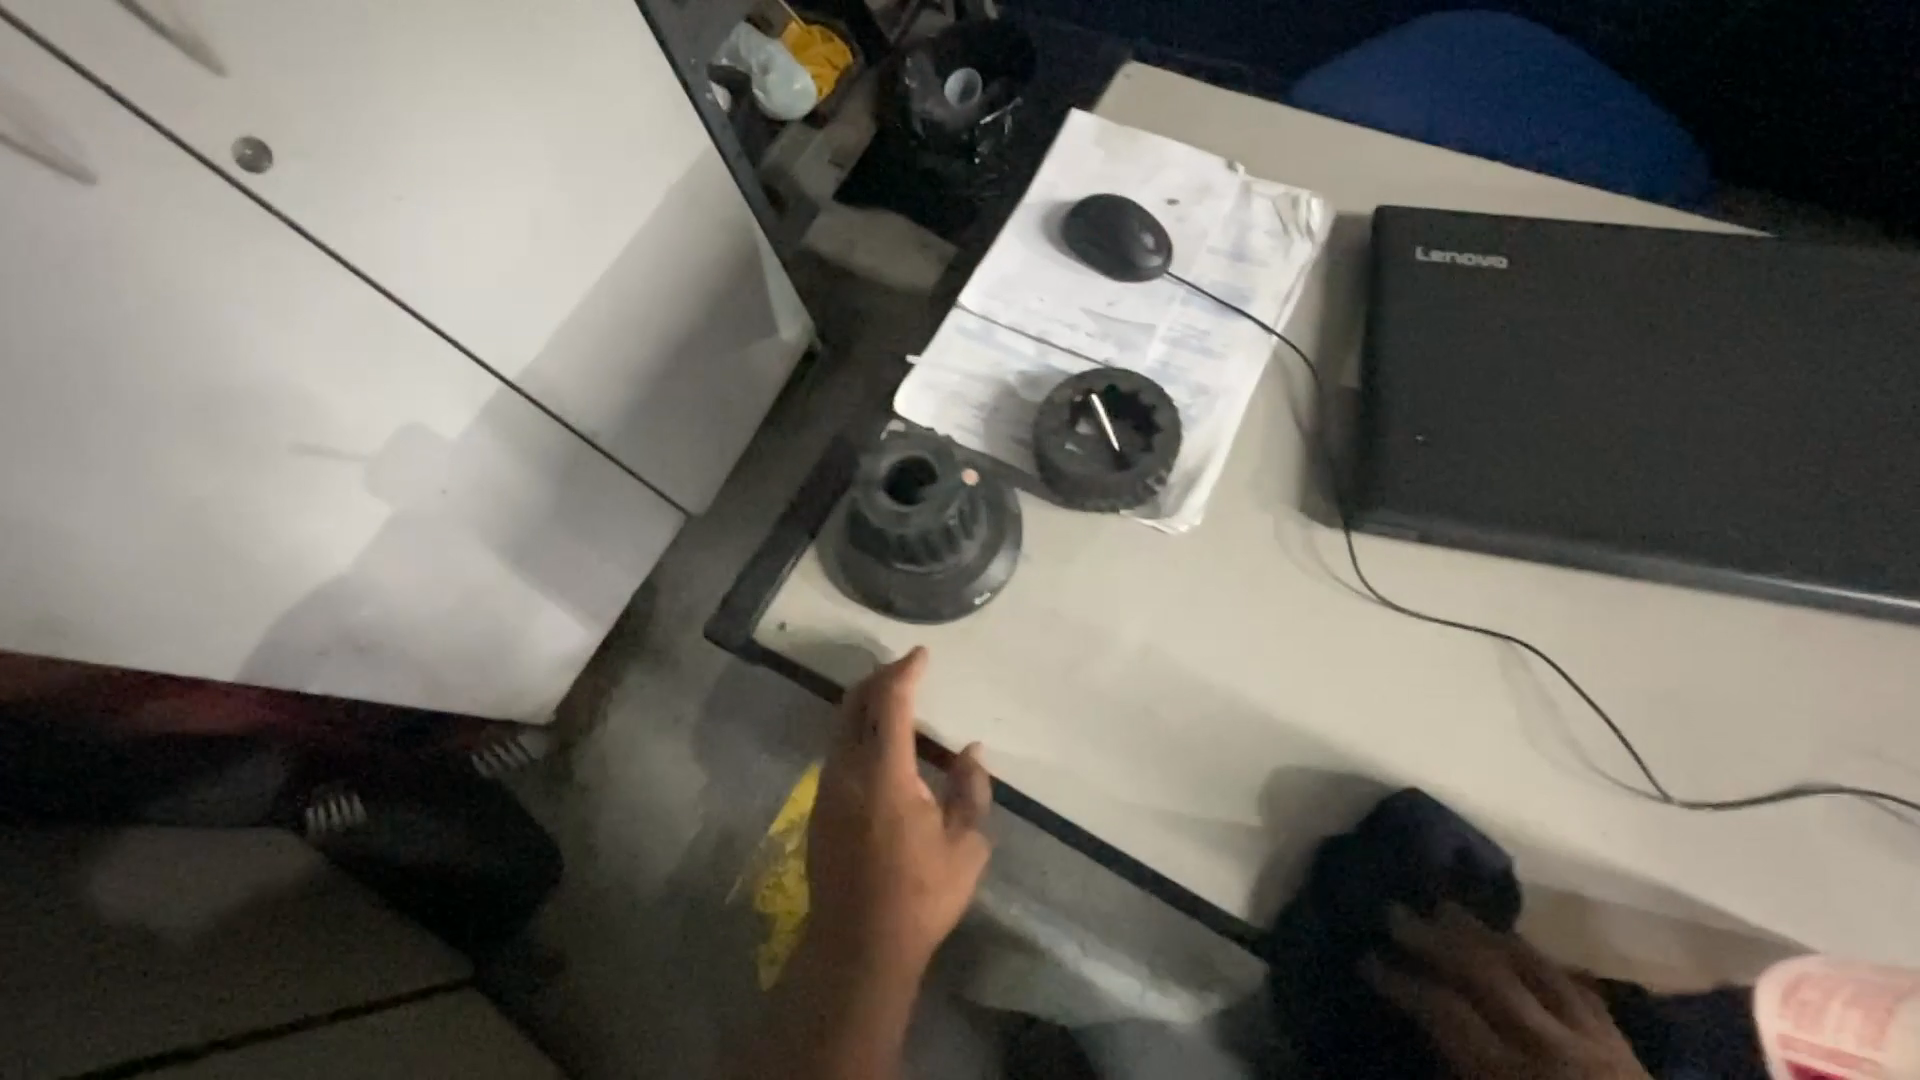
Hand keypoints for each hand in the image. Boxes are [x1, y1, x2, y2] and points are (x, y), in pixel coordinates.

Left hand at [806, 647, 992, 980]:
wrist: (858, 947)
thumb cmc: (920, 898)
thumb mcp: (967, 848)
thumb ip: (971, 791)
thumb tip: (969, 752)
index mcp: (885, 775)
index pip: (889, 703)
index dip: (905, 672)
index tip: (922, 656)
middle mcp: (847, 772)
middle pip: (854, 704)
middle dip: (880, 679)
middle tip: (908, 670)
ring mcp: (826, 790)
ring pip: (840, 726)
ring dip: (867, 706)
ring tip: (900, 705)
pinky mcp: (819, 808)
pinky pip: (838, 750)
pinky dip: (859, 732)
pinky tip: (884, 749)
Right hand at [1363, 903, 1651, 1079]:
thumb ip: (1454, 1073)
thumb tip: (1423, 1051)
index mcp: (1512, 1077)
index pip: (1444, 1011)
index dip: (1401, 982)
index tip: (1367, 960)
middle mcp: (1552, 1049)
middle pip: (1485, 974)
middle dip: (1434, 939)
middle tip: (1394, 912)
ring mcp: (1595, 1043)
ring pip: (1533, 968)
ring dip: (1485, 935)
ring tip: (1449, 909)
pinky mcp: (1625, 1048)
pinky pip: (1577, 988)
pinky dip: (1540, 961)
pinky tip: (1518, 947)